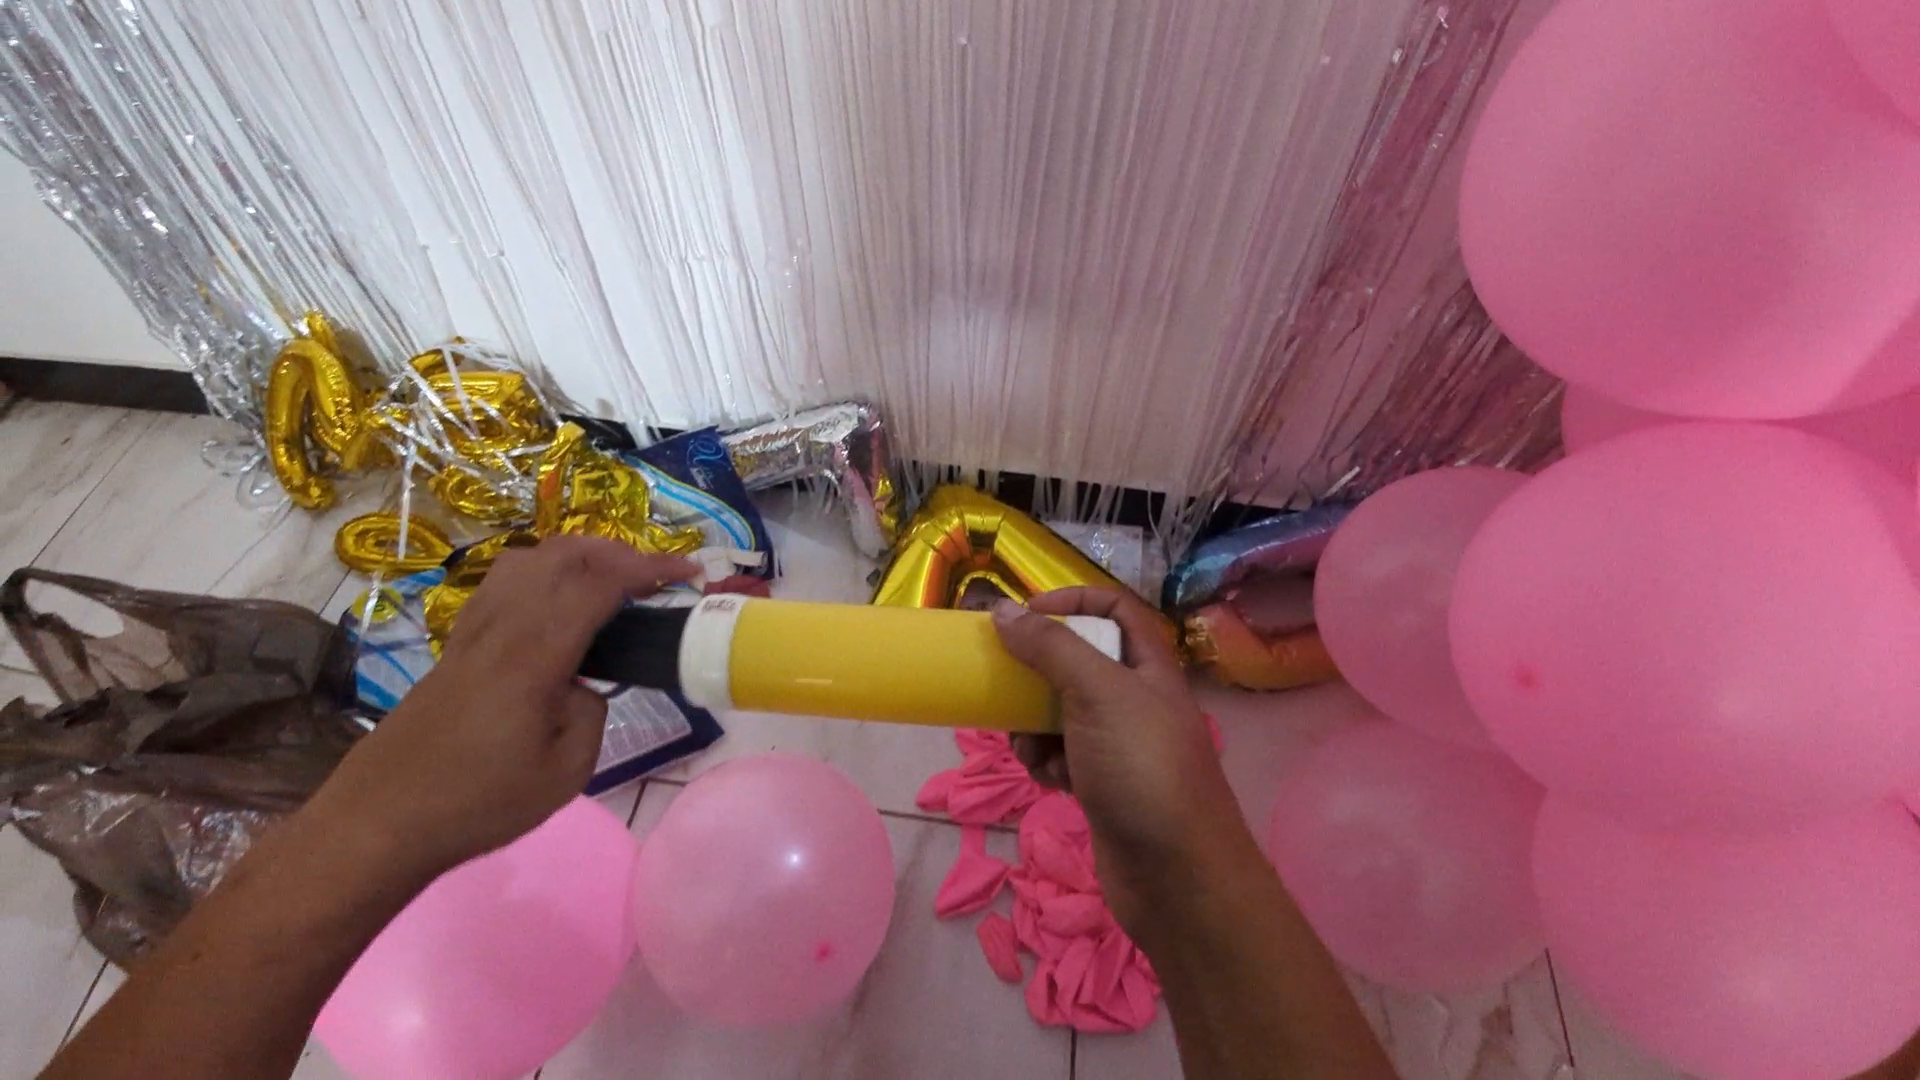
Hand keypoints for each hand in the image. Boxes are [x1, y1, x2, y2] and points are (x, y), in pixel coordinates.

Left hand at [306, 536, 695, 881]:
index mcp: (532, 655)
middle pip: (560, 555)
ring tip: (612, 579)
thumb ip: (592, 713)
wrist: (378, 823)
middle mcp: (500, 628)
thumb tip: (583, 686)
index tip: (688, 572)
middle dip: (617, 551)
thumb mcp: (566, 772)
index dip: (648, 568)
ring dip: (578, 555)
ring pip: (527, 560)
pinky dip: (545, 573)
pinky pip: (505, 584)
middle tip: (655, 574)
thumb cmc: (479, 803)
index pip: (597, 585)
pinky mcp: (456, 647)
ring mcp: (471, 633)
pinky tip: (560, 604)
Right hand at [991, 588, 1251, 938]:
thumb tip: (1006, 610)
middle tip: (1007, 682)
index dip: (1072, 601)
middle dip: (1038, 673)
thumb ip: (1052, 648)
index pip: (1114, 607)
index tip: (1028, 616)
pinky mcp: (1103, 784)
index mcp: (1148, 665)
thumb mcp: (1098, 693)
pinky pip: (1061, 754)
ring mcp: (1120, 744)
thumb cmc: (1142, 769)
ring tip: (1028, 747)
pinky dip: (1047, 762)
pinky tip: (1048, 780)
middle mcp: (1136, 698)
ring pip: (1061, 711)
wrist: (1178, 877)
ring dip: (1034, 725)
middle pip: (1079, 661)